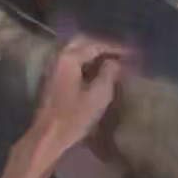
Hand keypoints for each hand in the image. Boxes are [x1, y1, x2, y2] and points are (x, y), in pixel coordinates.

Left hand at [12, 37, 127, 177]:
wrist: (47, 135)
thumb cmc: (73, 117)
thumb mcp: (98, 96)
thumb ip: (108, 74)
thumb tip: (115, 61)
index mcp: (68, 58)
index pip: (94, 45)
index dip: (114, 47)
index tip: (130, 52)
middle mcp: (57, 56)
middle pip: (82, 42)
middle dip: (101, 46)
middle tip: (119, 53)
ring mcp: (52, 66)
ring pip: (74, 51)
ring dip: (92, 53)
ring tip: (111, 61)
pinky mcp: (50, 77)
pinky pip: (69, 61)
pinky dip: (84, 61)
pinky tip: (95, 71)